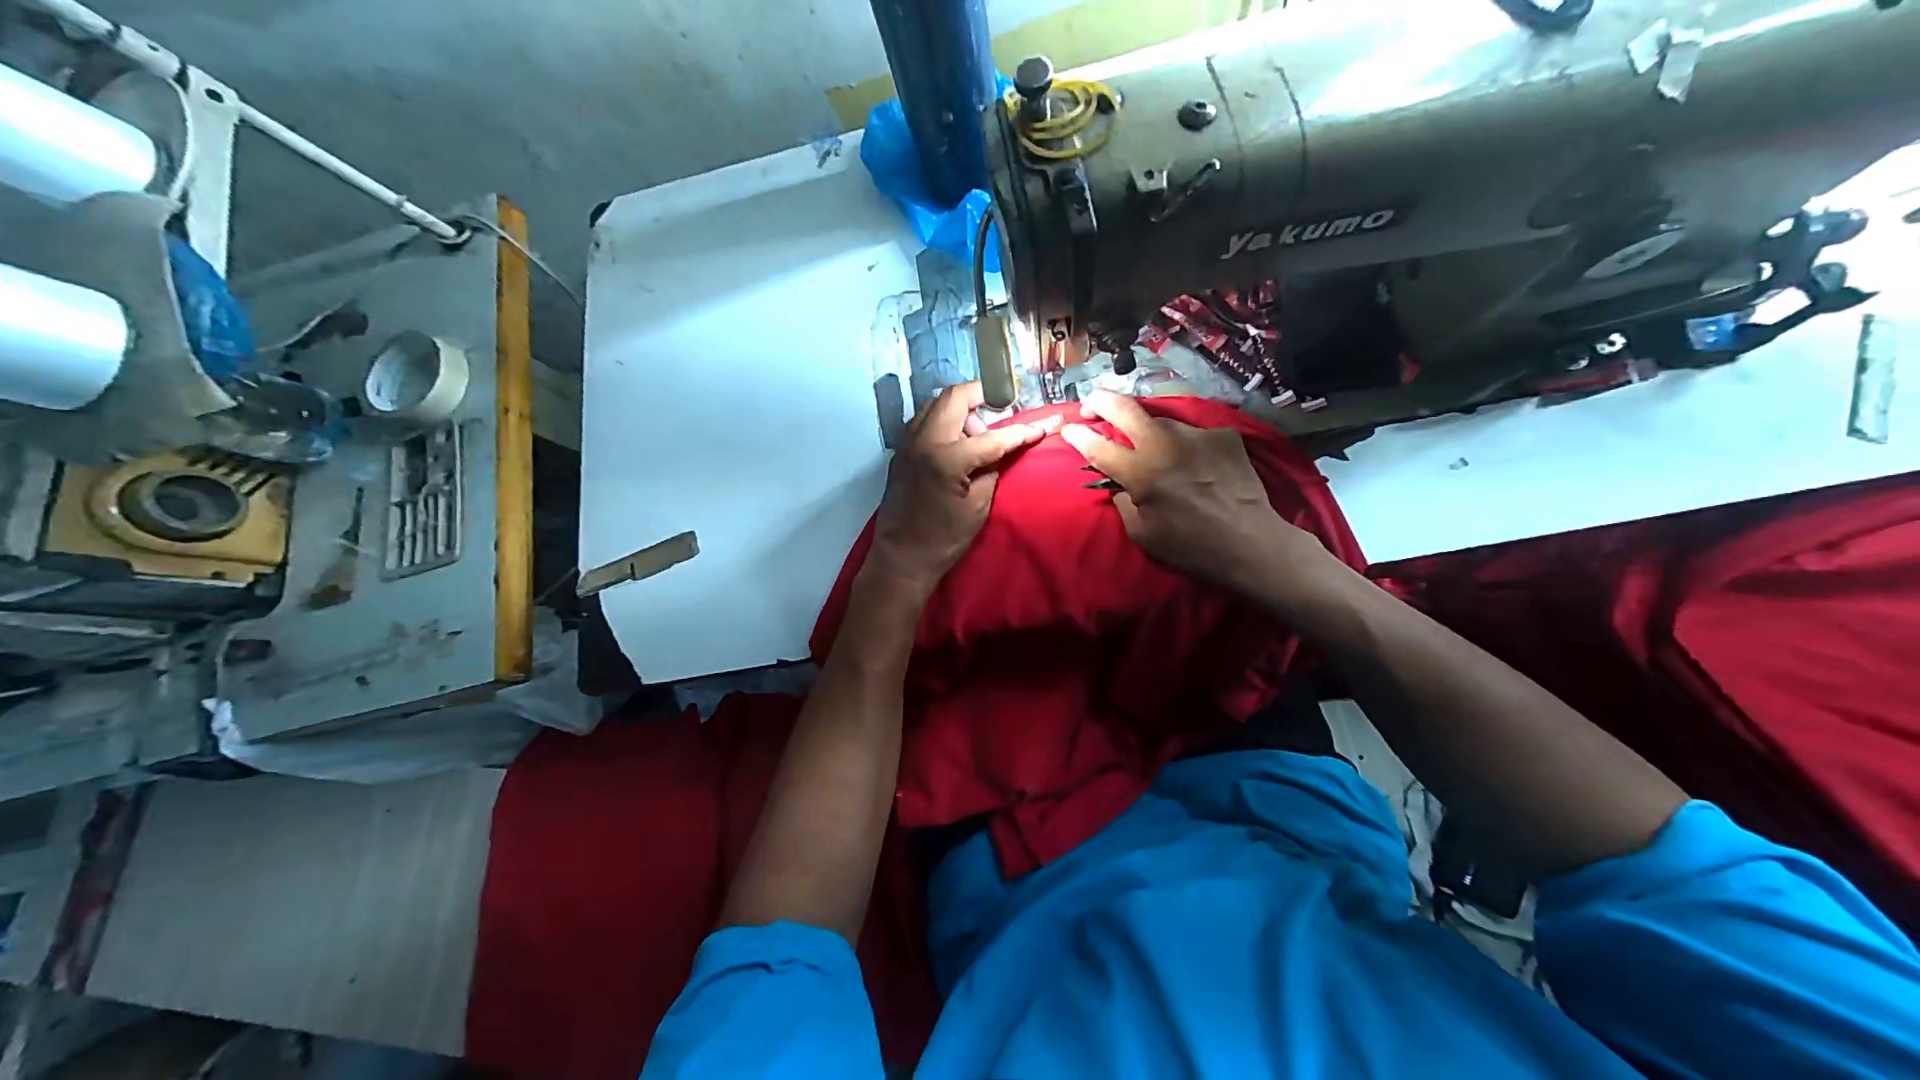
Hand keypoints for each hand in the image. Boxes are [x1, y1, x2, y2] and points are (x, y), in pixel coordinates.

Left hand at [868, 382, 1052, 598]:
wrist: (901, 557)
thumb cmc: (944, 538)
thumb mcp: (978, 505)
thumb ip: (993, 468)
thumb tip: (1004, 446)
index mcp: (946, 458)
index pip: (993, 436)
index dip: (1022, 431)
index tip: (1045, 423)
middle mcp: (923, 440)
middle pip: (956, 396)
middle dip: (984, 396)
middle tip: (1005, 408)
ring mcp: (907, 442)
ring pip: (936, 404)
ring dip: (961, 408)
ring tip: (979, 430)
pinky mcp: (900, 450)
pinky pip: (924, 420)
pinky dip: (944, 421)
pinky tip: (958, 441)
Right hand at [1062, 390, 1316, 591]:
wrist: (1251, 543)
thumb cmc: (1191, 547)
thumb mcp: (1143, 533)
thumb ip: (1123, 501)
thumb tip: (1119, 482)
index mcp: (1141, 473)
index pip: (1097, 445)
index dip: (1077, 435)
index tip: (1068, 429)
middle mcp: (1165, 444)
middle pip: (1123, 407)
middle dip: (1099, 401)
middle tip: (1090, 406)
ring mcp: (1197, 434)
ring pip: (1161, 423)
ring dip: (1149, 432)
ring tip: (1154, 450)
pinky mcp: (1223, 435)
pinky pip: (1192, 435)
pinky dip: (1185, 446)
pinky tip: (1193, 464)